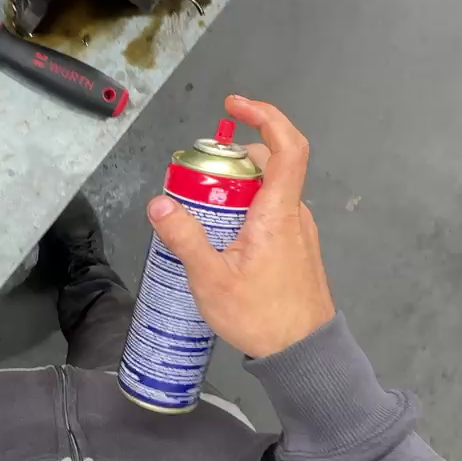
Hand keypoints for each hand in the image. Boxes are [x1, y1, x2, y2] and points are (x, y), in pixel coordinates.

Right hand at [147, 96, 335, 357]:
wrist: (303, 354)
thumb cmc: (261, 317)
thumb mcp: (210, 279)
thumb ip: (185, 238)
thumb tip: (158, 204)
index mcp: (277, 213)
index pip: (286, 146)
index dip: (265, 116)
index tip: (236, 106)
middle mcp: (294, 214)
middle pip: (270, 165)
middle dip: (233, 160)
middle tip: (198, 176)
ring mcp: (299, 231)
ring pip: (269, 192)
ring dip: (237, 189)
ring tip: (202, 212)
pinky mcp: (296, 248)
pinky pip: (271, 214)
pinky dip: (245, 210)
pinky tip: (222, 239)